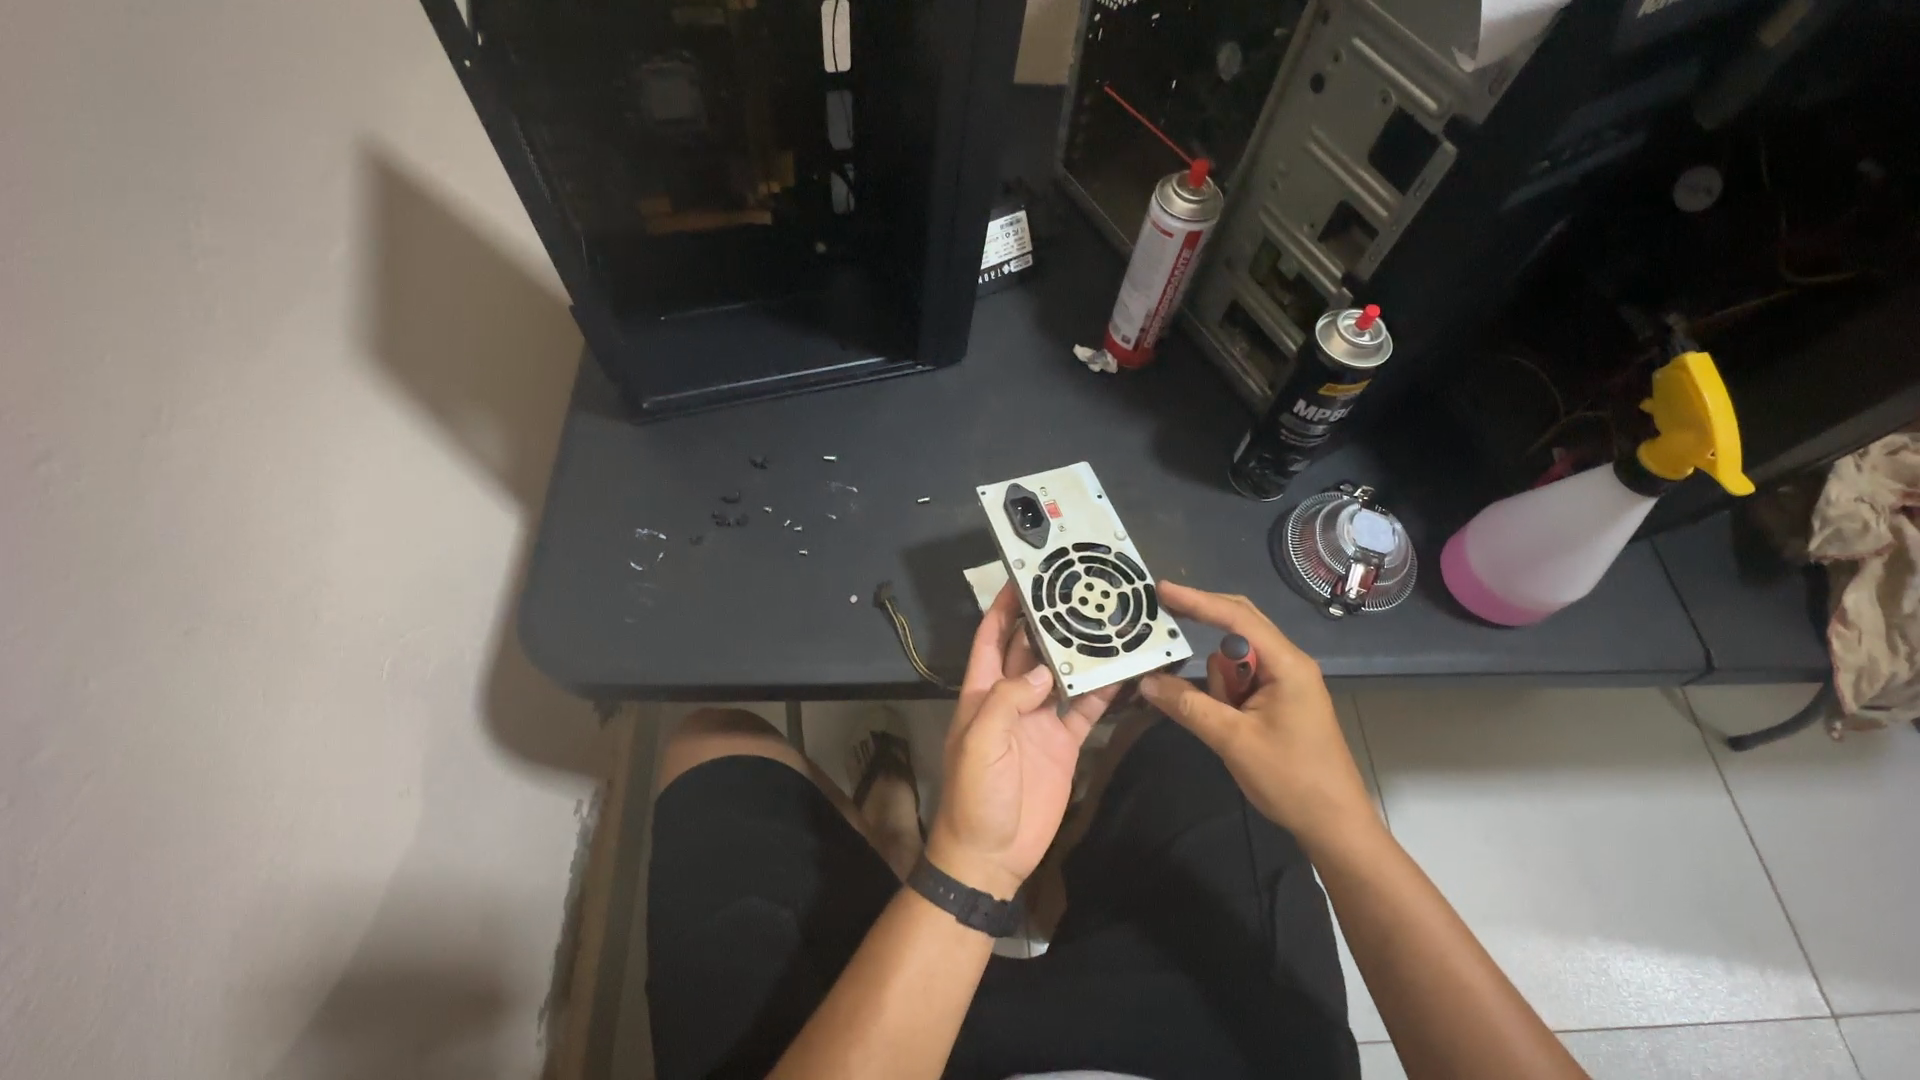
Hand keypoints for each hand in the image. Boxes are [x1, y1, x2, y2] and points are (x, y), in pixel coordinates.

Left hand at [927, 583, 1120, 899]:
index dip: (1004, 608)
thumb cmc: (975, 794)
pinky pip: (1087, 710)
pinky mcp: (1065, 743)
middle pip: (1030, 650)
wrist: (992, 854)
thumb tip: (1043, 670)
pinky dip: (1104, 692)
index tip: (1024, 577)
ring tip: (1107, 623)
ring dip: (1080, 653)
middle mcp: (1011, 698)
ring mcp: (1040, 720)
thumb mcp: (981, 741)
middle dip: (1048, 621)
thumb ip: (1008, 700)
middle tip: (1077, 592)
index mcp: (981, 693)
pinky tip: (1125, 672)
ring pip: (1062, 675)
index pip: (991, 638)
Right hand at [1138, 582, 1374, 848]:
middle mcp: (1288, 664)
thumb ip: (1189, 706)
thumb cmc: (1291, 779)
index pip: (1237, 619)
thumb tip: (1146, 681)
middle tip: (1162, 616)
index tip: (1161, 590)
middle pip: (1239, 627)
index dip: (1198, 601)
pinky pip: (1242, 682)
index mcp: (1287, 664)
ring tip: (1222, 721)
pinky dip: (1224, 692)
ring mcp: (1285, 683)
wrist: (1334, 823)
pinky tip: (1222, 719)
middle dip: (1203, 623)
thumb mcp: (1233, 741)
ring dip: (1218, 680)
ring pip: (1236, 660)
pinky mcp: (1279, 701)